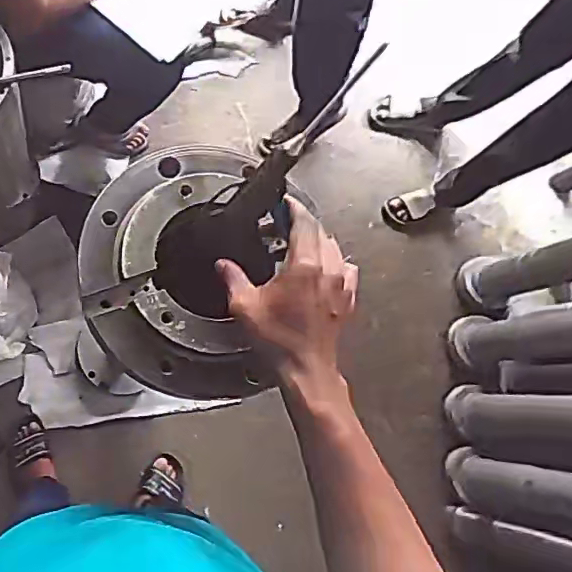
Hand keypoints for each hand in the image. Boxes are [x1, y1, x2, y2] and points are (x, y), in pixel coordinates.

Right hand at [217, 197, 358, 379]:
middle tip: (281, 225)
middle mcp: (328, 271)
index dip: (293, 208)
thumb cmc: (280, 341)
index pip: (304, 223)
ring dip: (317, 241)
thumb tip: (224, 265)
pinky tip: (319, 271)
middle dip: (300, 224)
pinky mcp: (347, 298)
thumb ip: (233, 278)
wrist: (306, 369)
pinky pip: (345, 268)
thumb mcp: (245, 306)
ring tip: (296, 246)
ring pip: (334, 248)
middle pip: (320, 232)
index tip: (285, 202)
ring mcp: (341, 284)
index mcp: (304, 266)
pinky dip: (332, 262)